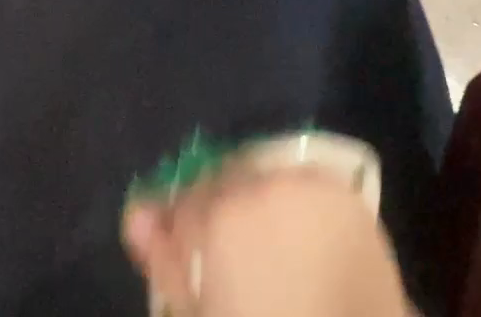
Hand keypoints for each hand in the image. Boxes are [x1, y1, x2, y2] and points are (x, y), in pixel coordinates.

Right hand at [122, 169, 412, 316]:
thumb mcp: (200, 309)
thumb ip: (164, 258)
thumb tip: (137, 213)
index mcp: (219, 216)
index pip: (184, 201)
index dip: (187, 228)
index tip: (195, 253)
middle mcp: (260, 185)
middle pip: (223, 181)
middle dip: (222, 208)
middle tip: (237, 252)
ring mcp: (306, 183)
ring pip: (265, 177)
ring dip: (260, 200)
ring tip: (274, 243)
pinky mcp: (343, 190)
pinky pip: (305, 180)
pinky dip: (298, 198)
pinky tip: (305, 233)